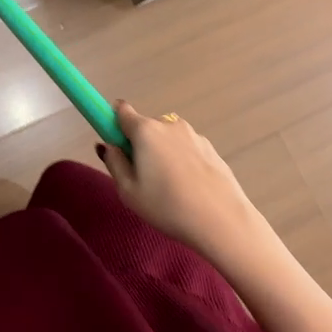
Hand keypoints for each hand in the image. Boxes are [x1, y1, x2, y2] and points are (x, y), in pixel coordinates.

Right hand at [97, 101, 274, 260]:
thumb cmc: (168, 207)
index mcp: (145, 130)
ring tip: (170, 189)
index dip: (113, 123)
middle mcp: (169, 124)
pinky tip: (190, 189)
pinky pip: (186, 149)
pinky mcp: (211, 148)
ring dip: (162, 154)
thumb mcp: (129, 192)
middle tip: (142, 178)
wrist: (224, 221)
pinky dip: (182, 162)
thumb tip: (108, 146)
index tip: (115, 144)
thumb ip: (114, 163)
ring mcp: (193, 134)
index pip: (121, 110)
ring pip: (167, 139)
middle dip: (140, 145)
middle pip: (145, 127)